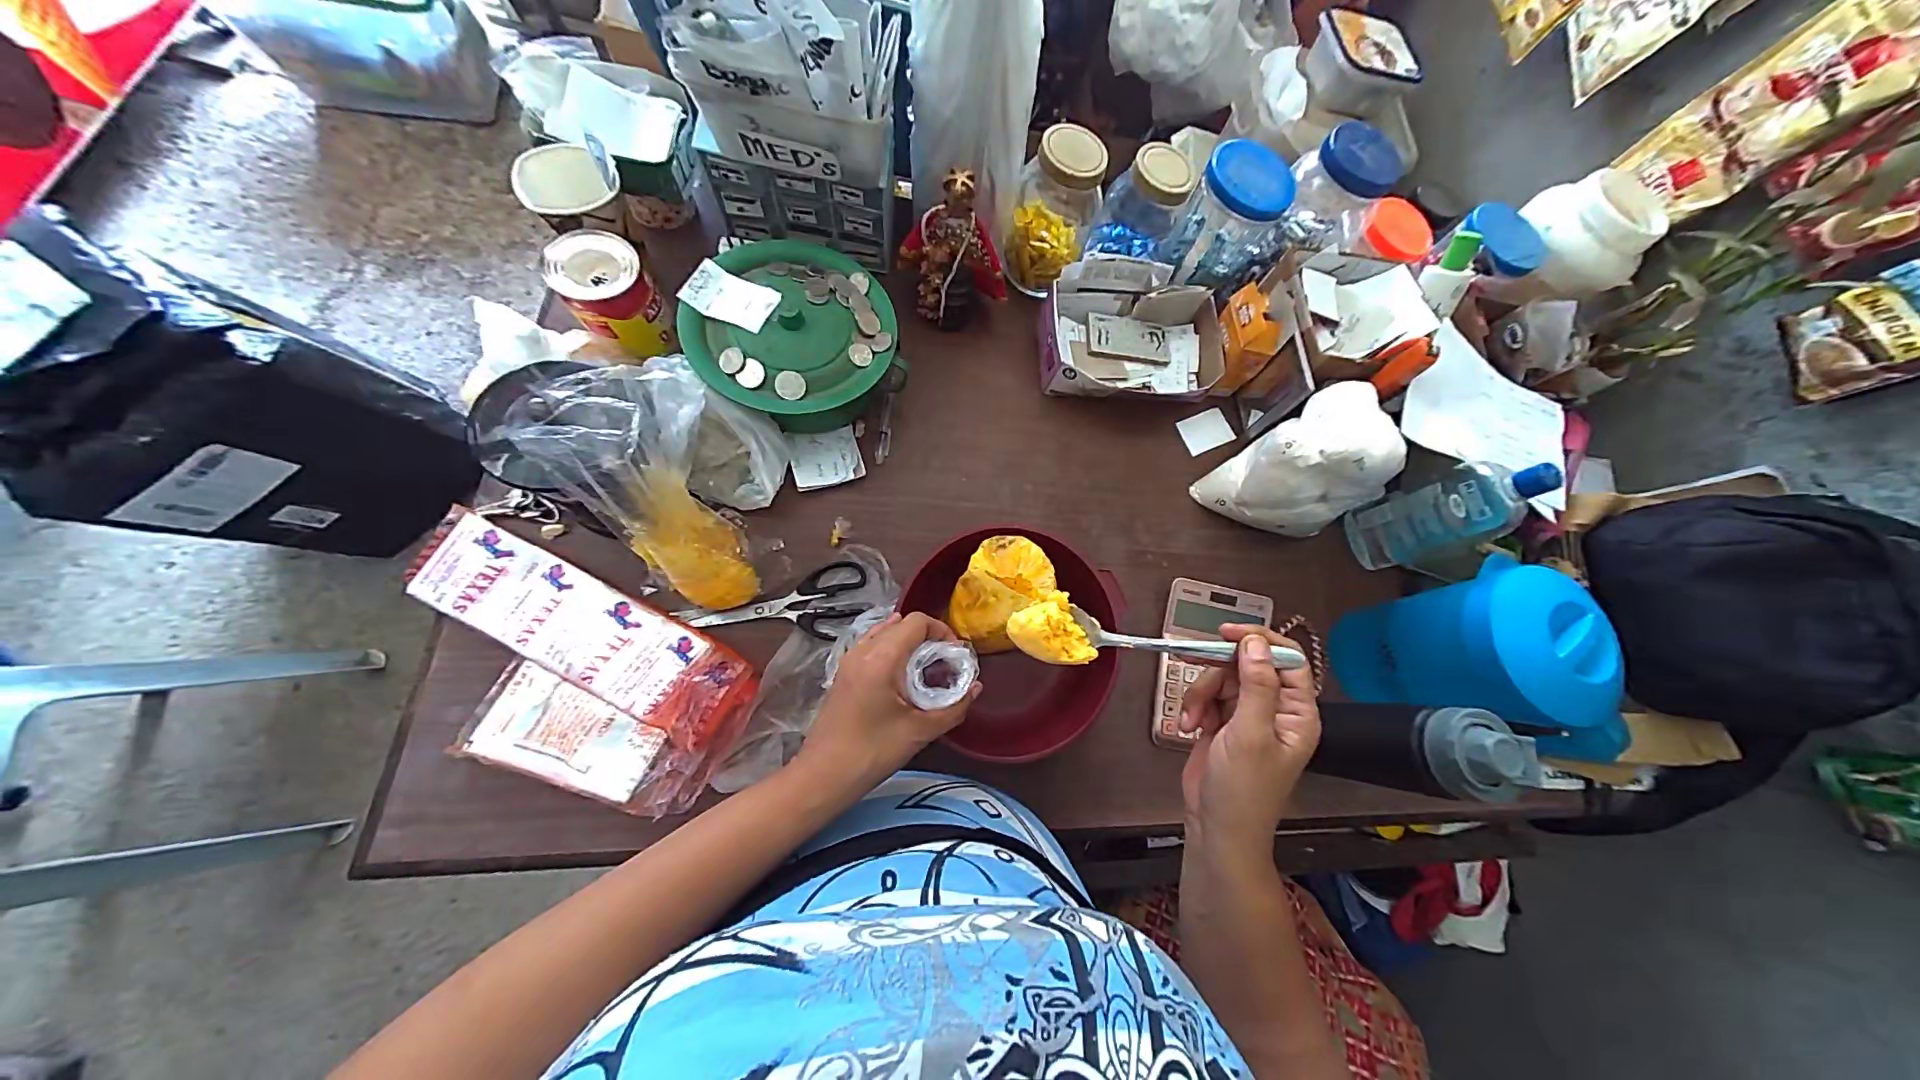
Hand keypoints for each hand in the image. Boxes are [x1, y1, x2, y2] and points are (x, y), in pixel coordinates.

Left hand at [794, 612, 981, 794]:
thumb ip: (954, 706)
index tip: (956, 656)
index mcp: (881, 658)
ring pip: (886, 633)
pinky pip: (872, 647)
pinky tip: (903, 679)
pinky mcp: (843, 673)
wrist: (823, 776)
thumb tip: (975, 687)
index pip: (917, 622)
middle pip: (902, 624)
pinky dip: (892, 652)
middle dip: (929, 639)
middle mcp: (862, 651)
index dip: (943, 631)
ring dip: (910, 644)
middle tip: (946, 666)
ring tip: (927, 672)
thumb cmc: (872, 753)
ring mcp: (849, 660)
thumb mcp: (920, 731)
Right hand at [1178, 626, 1320, 858]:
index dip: (1258, 641)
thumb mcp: (1249, 733)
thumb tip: (1255, 643)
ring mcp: (1246, 716)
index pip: (1285, 660)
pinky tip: (1189, 728)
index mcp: (1296, 713)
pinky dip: (1194, 707)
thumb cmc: (1242, 789)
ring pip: (1222, 679)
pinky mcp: (1222, 724)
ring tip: (1192, 721)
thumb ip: (1255, 684)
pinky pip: (1207, 697)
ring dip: (1201, 694)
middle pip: (1246, 665)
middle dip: (1218, 670)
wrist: (1216, 827)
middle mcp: (1275, 710)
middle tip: (1192, 660)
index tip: (1227, 633)